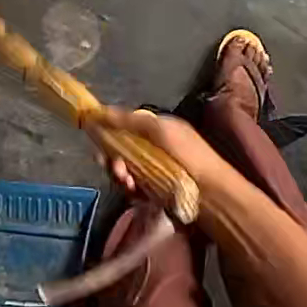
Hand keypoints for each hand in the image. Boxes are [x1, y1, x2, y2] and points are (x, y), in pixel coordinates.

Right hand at [88, 106, 228, 192]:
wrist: (211, 195)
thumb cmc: (187, 155)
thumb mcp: (158, 128)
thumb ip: (128, 119)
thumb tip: (100, 111)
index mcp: (157, 129)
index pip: (125, 126)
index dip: (109, 132)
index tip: (94, 138)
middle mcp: (154, 148)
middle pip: (120, 149)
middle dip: (112, 156)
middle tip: (114, 166)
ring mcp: (153, 171)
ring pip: (123, 169)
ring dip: (119, 173)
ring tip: (126, 180)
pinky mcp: (153, 193)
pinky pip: (132, 188)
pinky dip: (129, 188)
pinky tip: (134, 191)